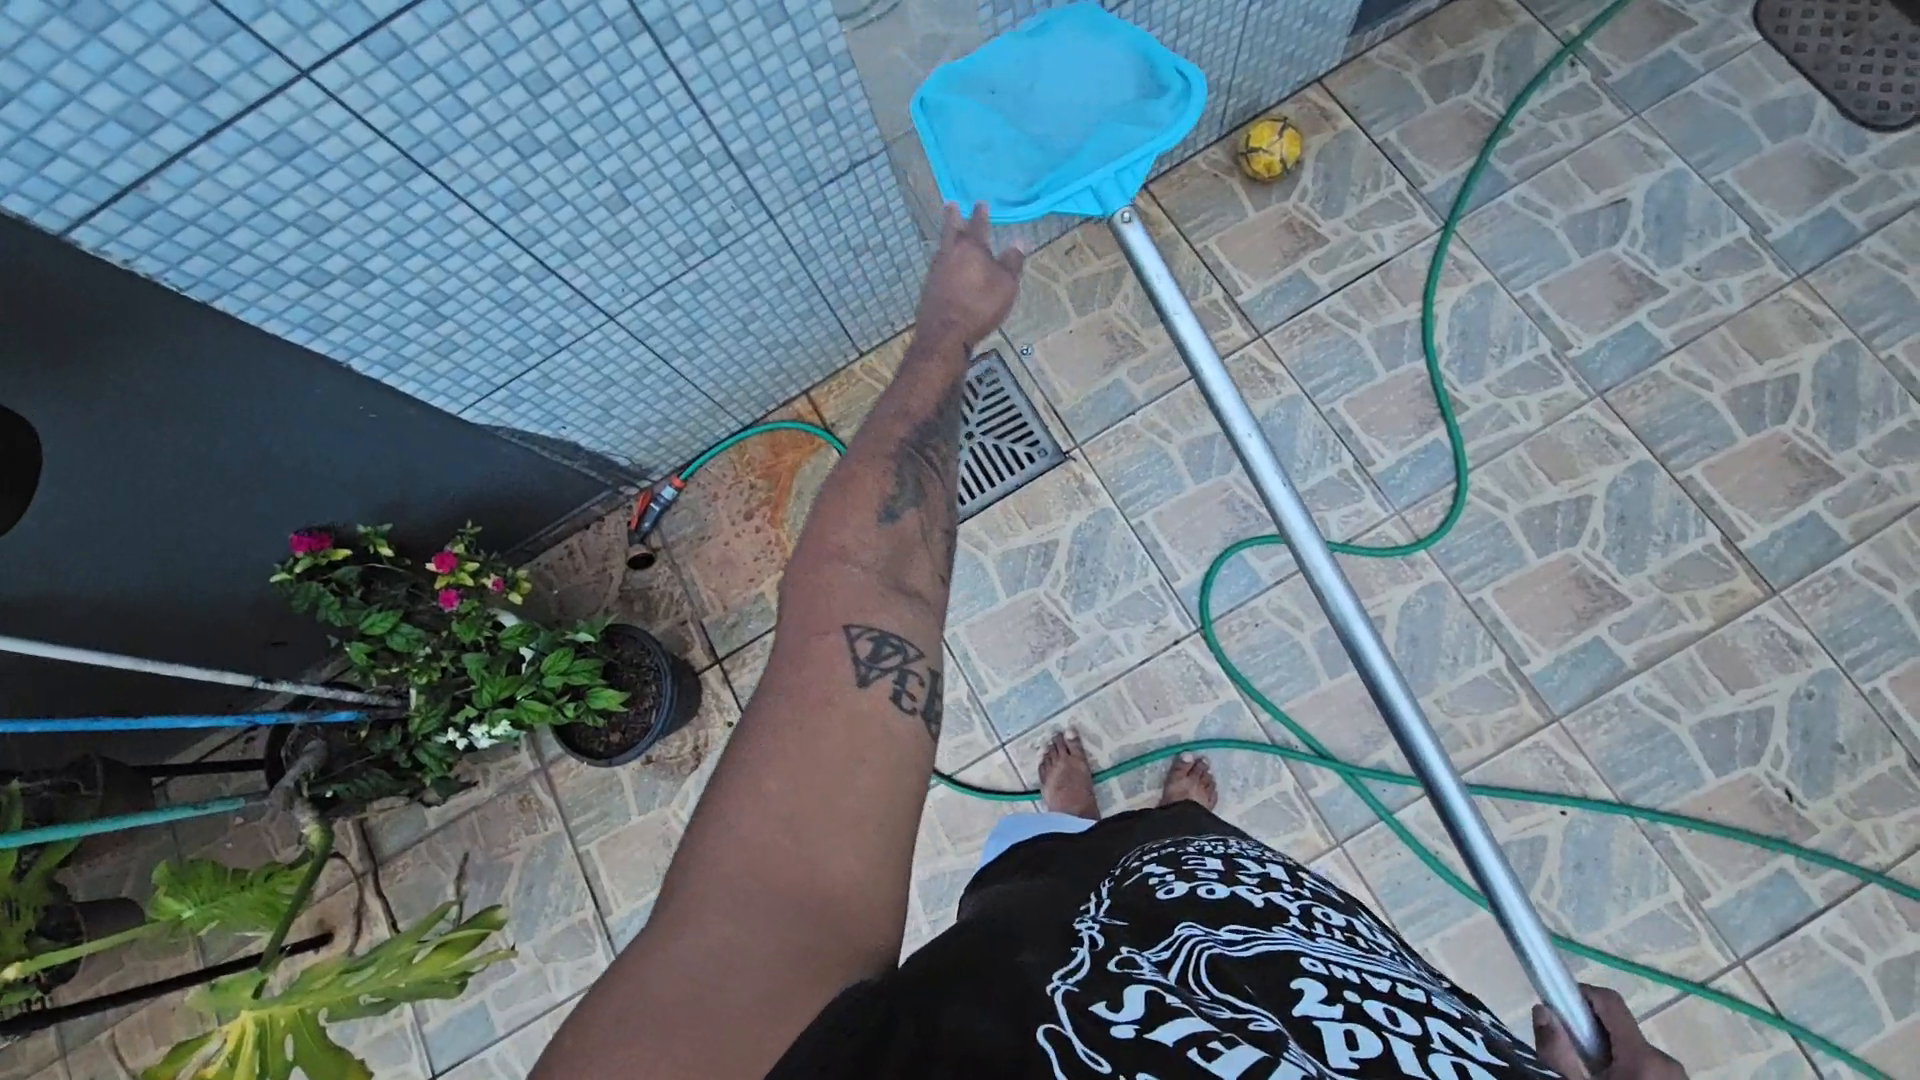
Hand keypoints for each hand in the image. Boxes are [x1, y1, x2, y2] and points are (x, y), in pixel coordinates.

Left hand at [915, 201, 1024, 351]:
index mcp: (971, 247)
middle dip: (953, 216)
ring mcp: (936, 270)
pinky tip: (946, 265)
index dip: (980, 213)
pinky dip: (944, 260)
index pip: (977, 224)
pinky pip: (938, 266)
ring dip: (947, 238)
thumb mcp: (1006, 285)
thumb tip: (1019, 241)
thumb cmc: (980, 306)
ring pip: (942, 247)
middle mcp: (950, 253)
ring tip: (949, 234)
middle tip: (951, 204)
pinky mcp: (929, 287)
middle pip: (951, 229)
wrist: (945, 334)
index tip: (980, 203)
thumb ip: (1012, 262)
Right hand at [1533, 986, 1687, 1079]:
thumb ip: (1556, 1050)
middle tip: (1572, 1059)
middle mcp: (1668, 1064)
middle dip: (1592, 1037)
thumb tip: (1543, 1010)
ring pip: (1635, 1054)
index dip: (1580, 994)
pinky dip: (1629, 1074)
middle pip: (1621, 1031)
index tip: (1558, 1007)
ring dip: (1611, 1059)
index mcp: (1643, 1057)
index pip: (1610, 1001)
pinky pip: (1650, 1072)